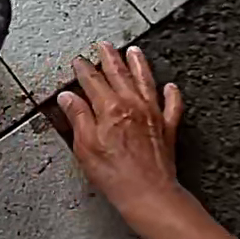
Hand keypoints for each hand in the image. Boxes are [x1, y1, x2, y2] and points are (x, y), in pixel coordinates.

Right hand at [59, 43, 184, 216]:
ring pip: (145, 80)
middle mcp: (133, 104)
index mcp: (110, 108)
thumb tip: (68, 98)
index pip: (93, 81)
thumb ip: (78, 117)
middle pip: (119, 73)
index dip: (84, 69)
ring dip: (139, 64)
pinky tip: (170, 86)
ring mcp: (152, 113)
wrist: (148, 193)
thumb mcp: (85, 146)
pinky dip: (172, 93)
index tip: (79, 61)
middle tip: (104, 45)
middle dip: (109, 57)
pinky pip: (172, 104)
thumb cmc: (115, 174)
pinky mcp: (167, 126)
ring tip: (134, 51)